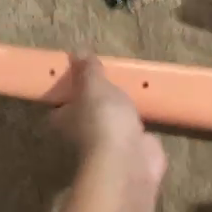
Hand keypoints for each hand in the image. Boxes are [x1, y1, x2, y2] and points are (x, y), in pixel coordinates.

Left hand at [50, 56, 166, 181]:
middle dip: (98, 104)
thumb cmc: (103, 119)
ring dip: (121, 115)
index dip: (69, 93)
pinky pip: (135, 135)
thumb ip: (88, 70)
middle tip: (113, 81)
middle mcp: (82, 135)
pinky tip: (151, 112)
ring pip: (112, 125)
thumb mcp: (94, 87)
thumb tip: (77, 52)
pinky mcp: (133, 152)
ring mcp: (109, 146)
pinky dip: (141, 127)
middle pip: (87, 115)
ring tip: (134, 92)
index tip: (82, 78)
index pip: (60, 105)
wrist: (128, 160)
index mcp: (64, 119)